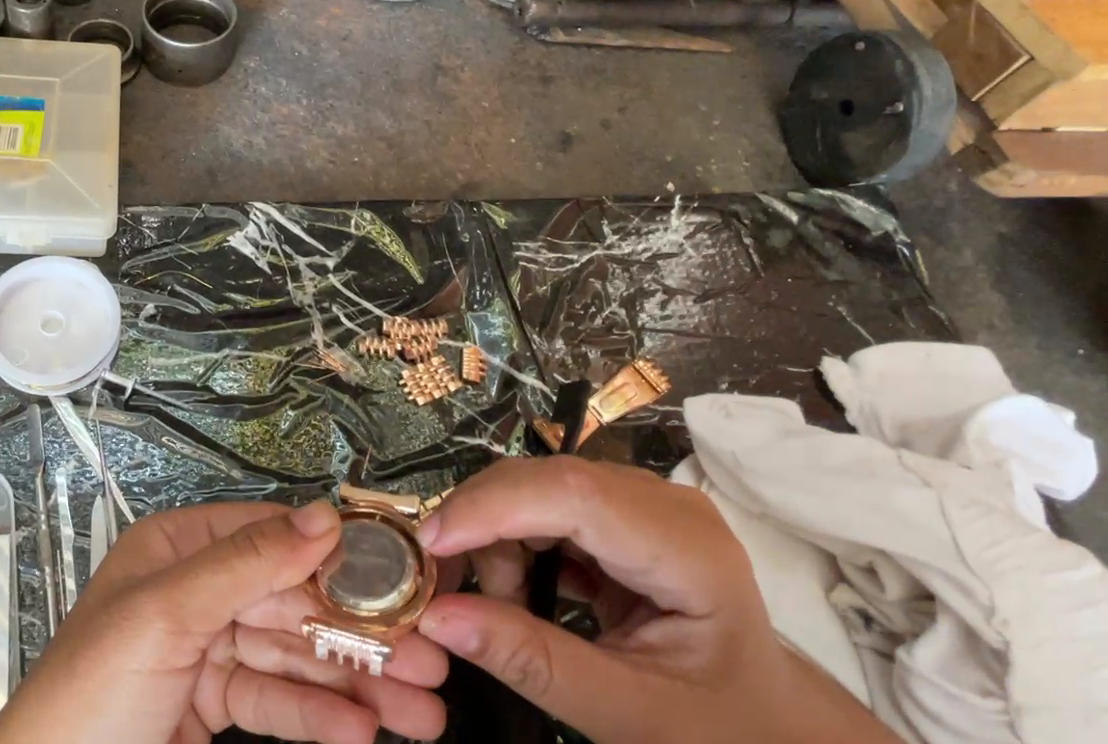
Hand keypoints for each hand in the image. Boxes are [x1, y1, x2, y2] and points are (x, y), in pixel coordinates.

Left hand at [0, 499, 448, 743]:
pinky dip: (319, 717)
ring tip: (421, 707)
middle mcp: (195, 591)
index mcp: (176, 549)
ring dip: (357, 682)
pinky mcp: (214, 704)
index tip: (399, 576)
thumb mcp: (165, 614)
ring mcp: (207, 649)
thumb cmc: (86, 690)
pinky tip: (361, 729)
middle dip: (360, 632)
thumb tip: (320, 517)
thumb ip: (244, 564)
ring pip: (294, 657)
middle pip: (293, 602)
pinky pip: (277, 702)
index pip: (270, 538)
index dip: (336, 557)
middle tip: (427, 655)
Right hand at [415, 457, 901, 743]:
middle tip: (446, 591)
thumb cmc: (720, 730)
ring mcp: (637, 501)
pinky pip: (538, 506)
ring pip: (530, 489)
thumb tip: (435, 618)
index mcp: (687, 548)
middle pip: (542, 482)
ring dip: (494, 542)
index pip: (573, 495)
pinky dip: (510, 544)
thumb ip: (534, 665)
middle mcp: (660, 502)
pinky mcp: (615, 512)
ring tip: (503, 610)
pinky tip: (517, 592)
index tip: (427, 548)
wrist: (771, 728)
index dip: (491, 509)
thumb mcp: (630, 717)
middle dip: (481, 528)